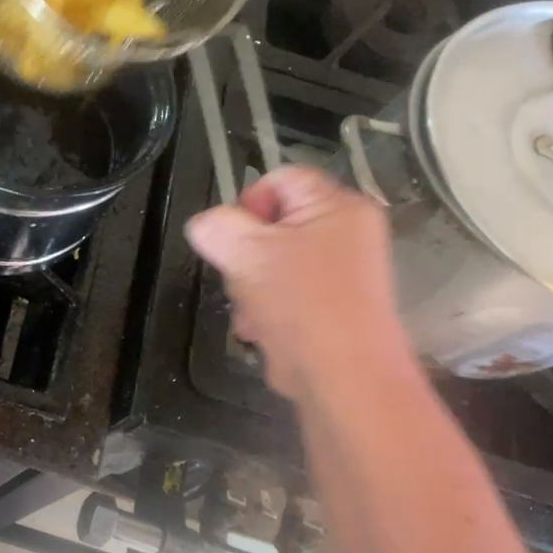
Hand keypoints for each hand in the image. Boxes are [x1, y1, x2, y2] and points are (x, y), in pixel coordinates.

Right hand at [188, 165, 415, 401]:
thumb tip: (205, 225)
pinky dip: (267, 307)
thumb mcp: (246, 253)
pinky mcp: (332, 303)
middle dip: (244, 252)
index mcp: (337, 206)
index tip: (231, 238)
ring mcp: (342, 269)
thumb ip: (217, 227)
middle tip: (241, 276)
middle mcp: (346, 231)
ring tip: (252, 310)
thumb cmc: (300, 304)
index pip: (280, 178)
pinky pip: (285, 290)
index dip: (246, 202)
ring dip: (249, 285)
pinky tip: (264, 328)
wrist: (342, 374)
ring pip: (272, 260)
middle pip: (272, 222)